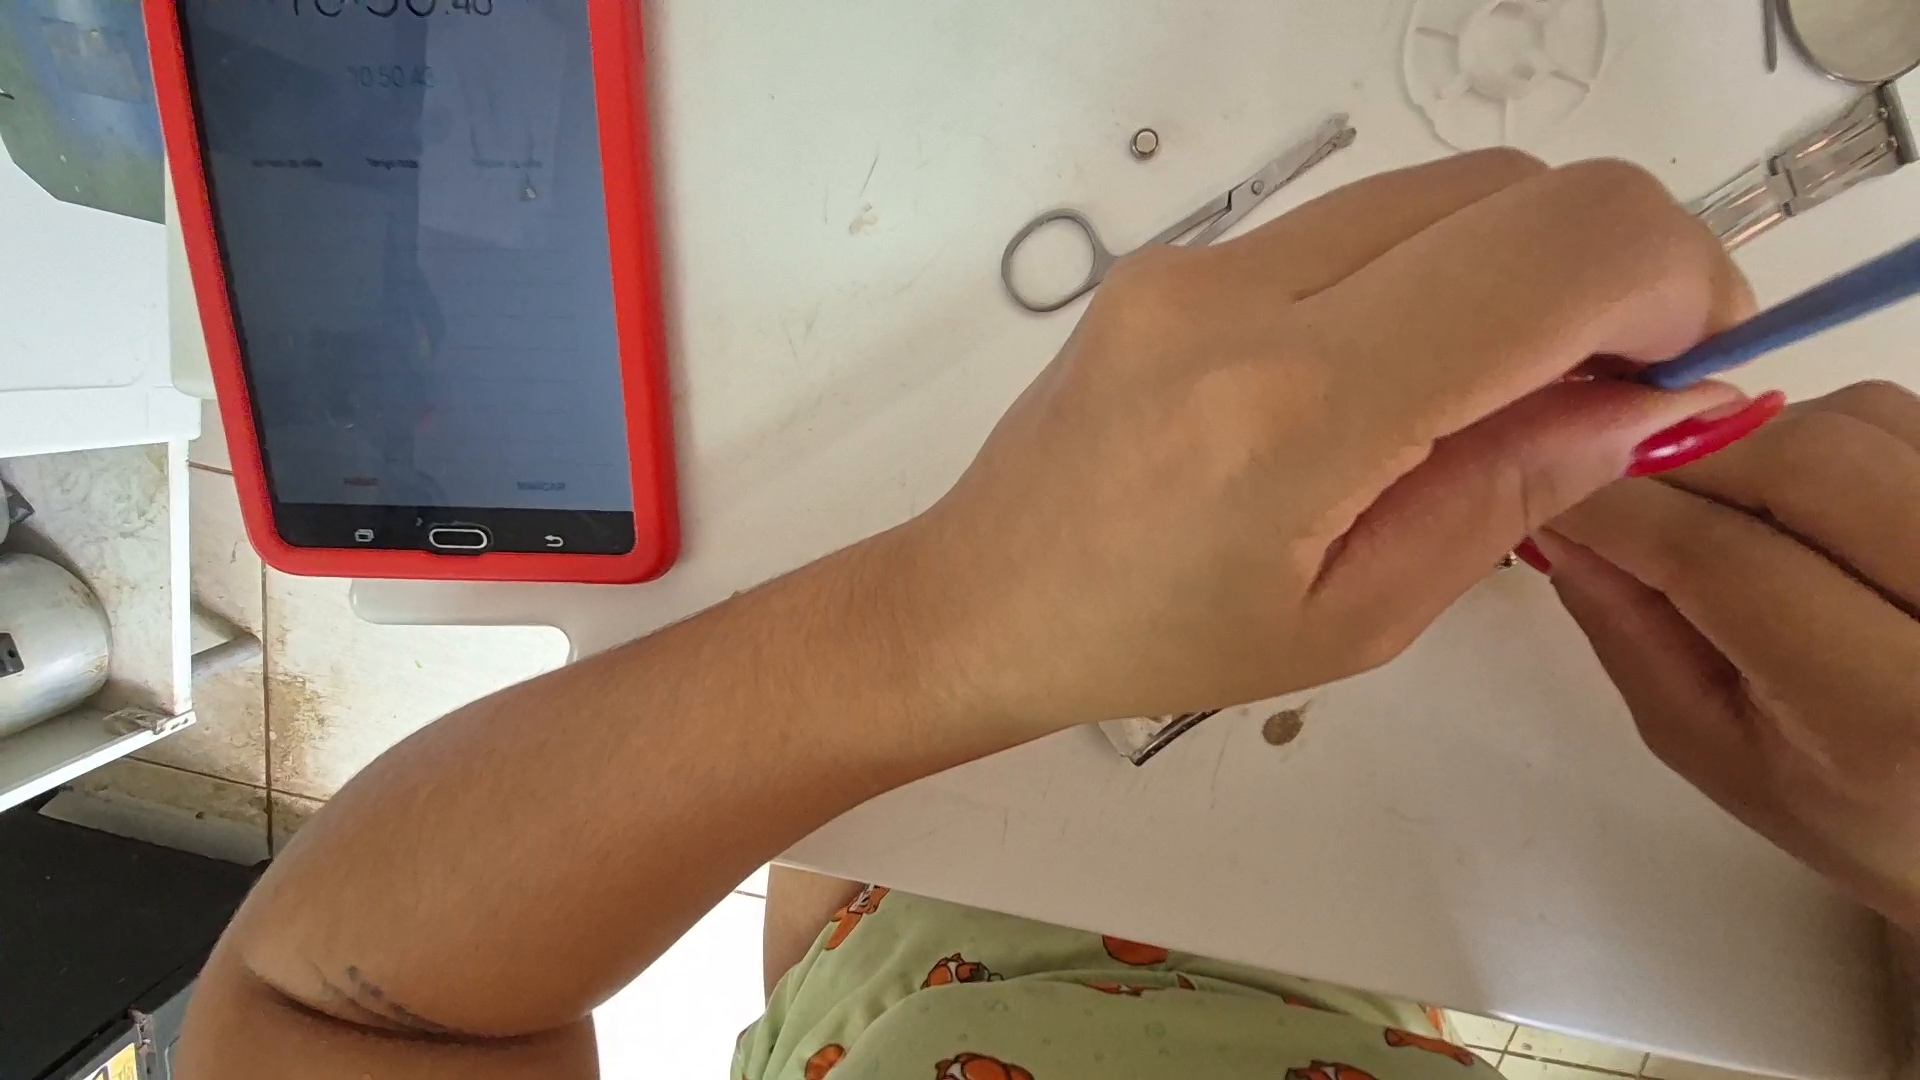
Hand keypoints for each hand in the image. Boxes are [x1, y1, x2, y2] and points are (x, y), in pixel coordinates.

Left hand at [891, 150, 1756, 733]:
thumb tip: (1640, 401)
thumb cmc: (1148, 644)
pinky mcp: (1148, 272)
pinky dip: (1390, 281)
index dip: (1668, 281)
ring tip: (1446, 401)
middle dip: (1583, 272)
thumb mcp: (1348, 617)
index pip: (1564, 244)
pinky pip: (1323, 235)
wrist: (983, 601)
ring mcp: (1177, 270)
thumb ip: (1505, 495)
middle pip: (1501, 190)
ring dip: (1482, 275)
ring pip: (1413, 200)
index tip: (1664, 367)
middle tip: (1564, 392)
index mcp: (1293, 406)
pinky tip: (1355, 380)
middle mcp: (1229, 299)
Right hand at [1535, 382, 1919, 928]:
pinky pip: (1894, 416)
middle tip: (1606, 481)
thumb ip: (1622, 624)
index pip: (1721, 559)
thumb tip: (1553, 520)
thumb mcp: (1697, 736)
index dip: (1612, 508)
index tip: (1541, 491)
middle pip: (1807, 463)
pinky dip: (1809, 435)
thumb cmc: (1840, 798)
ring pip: (1857, 421)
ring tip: (1705, 499)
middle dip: (1674, 454)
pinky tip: (1784, 495)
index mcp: (1889, 708)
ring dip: (1743, 440)